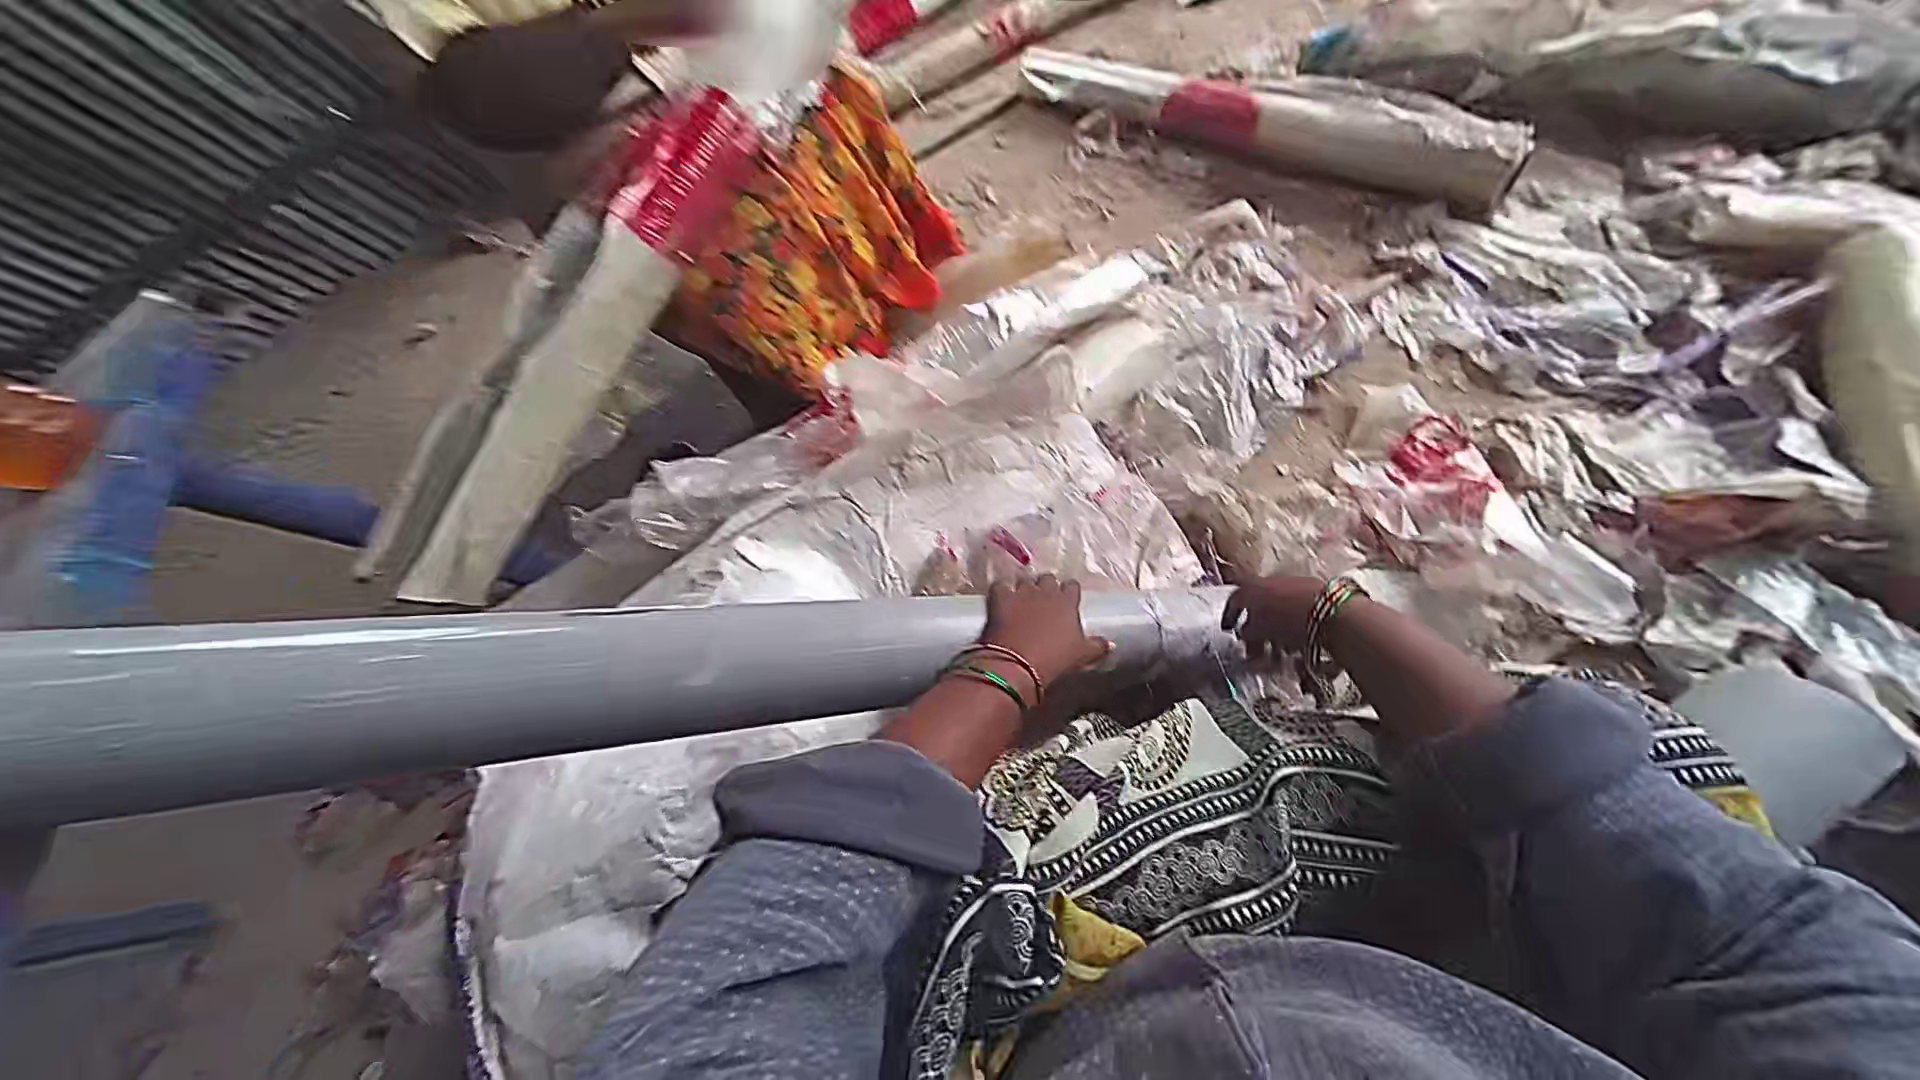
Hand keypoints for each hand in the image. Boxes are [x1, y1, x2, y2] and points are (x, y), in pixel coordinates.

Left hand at [981, 575, 1112, 698]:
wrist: (1019, 663)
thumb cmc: (1055, 660)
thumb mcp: (1082, 655)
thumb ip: (1097, 646)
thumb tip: (1111, 644)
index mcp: (1068, 602)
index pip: (1071, 586)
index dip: (1067, 591)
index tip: (1065, 599)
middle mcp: (1046, 591)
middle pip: (1047, 578)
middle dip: (1044, 586)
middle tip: (1042, 600)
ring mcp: (1022, 592)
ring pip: (1024, 580)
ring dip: (1023, 588)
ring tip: (1020, 600)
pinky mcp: (1001, 597)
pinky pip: (1000, 586)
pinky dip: (1000, 592)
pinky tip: (1000, 600)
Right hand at [1221, 575, 1324, 658]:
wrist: (1333, 611)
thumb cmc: (1287, 622)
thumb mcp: (1260, 631)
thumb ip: (1247, 633)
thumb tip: (1244, 634)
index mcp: (1250, 587)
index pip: (1233, 600)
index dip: (1229, 616)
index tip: (1228, 629)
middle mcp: (1270, 582)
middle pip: (1257, 606)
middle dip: (1255, 629)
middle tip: (1255, 649)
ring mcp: (1293, 584)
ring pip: (1278, 609)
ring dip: (1274, 630)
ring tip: (1278, 651)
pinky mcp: (1314, 591)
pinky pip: (1295, 610)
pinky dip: (1291, 625)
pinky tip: (1297, 642)